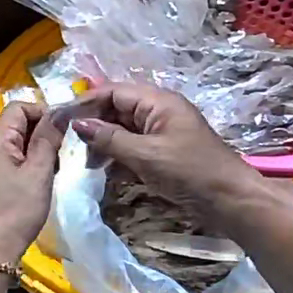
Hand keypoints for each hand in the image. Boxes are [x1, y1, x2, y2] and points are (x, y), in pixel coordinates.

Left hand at [0, 102, 65, 265]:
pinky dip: (28, 164)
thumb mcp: (38, 173)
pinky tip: (40, 181)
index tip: (64, 130)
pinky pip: (11, 161)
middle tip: (62, 152)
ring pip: (15, 144)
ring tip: (53, 169)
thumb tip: (59, 113)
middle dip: (42, 132)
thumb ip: (47, 140)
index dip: (43, 112)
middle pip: (16, 124)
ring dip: (37, 150)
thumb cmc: (17, 210)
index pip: (19, 107)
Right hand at [66, 83, 270, 218]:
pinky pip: (132, 146)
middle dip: (93, 125)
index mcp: (157, 101)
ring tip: (86, 163)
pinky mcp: (163, 152)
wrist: (232, 200)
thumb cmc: (190, 172)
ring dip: (103, 144)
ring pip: (122, 129)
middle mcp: (158, 111)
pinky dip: (117, 157)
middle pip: (115, 109)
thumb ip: (109, 138)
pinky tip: (105, 172)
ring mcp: (161, 132)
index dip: (85, 103)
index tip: (60, 120)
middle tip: (69, 146)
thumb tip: (77, 123)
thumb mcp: (145, 155)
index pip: (112, 92)